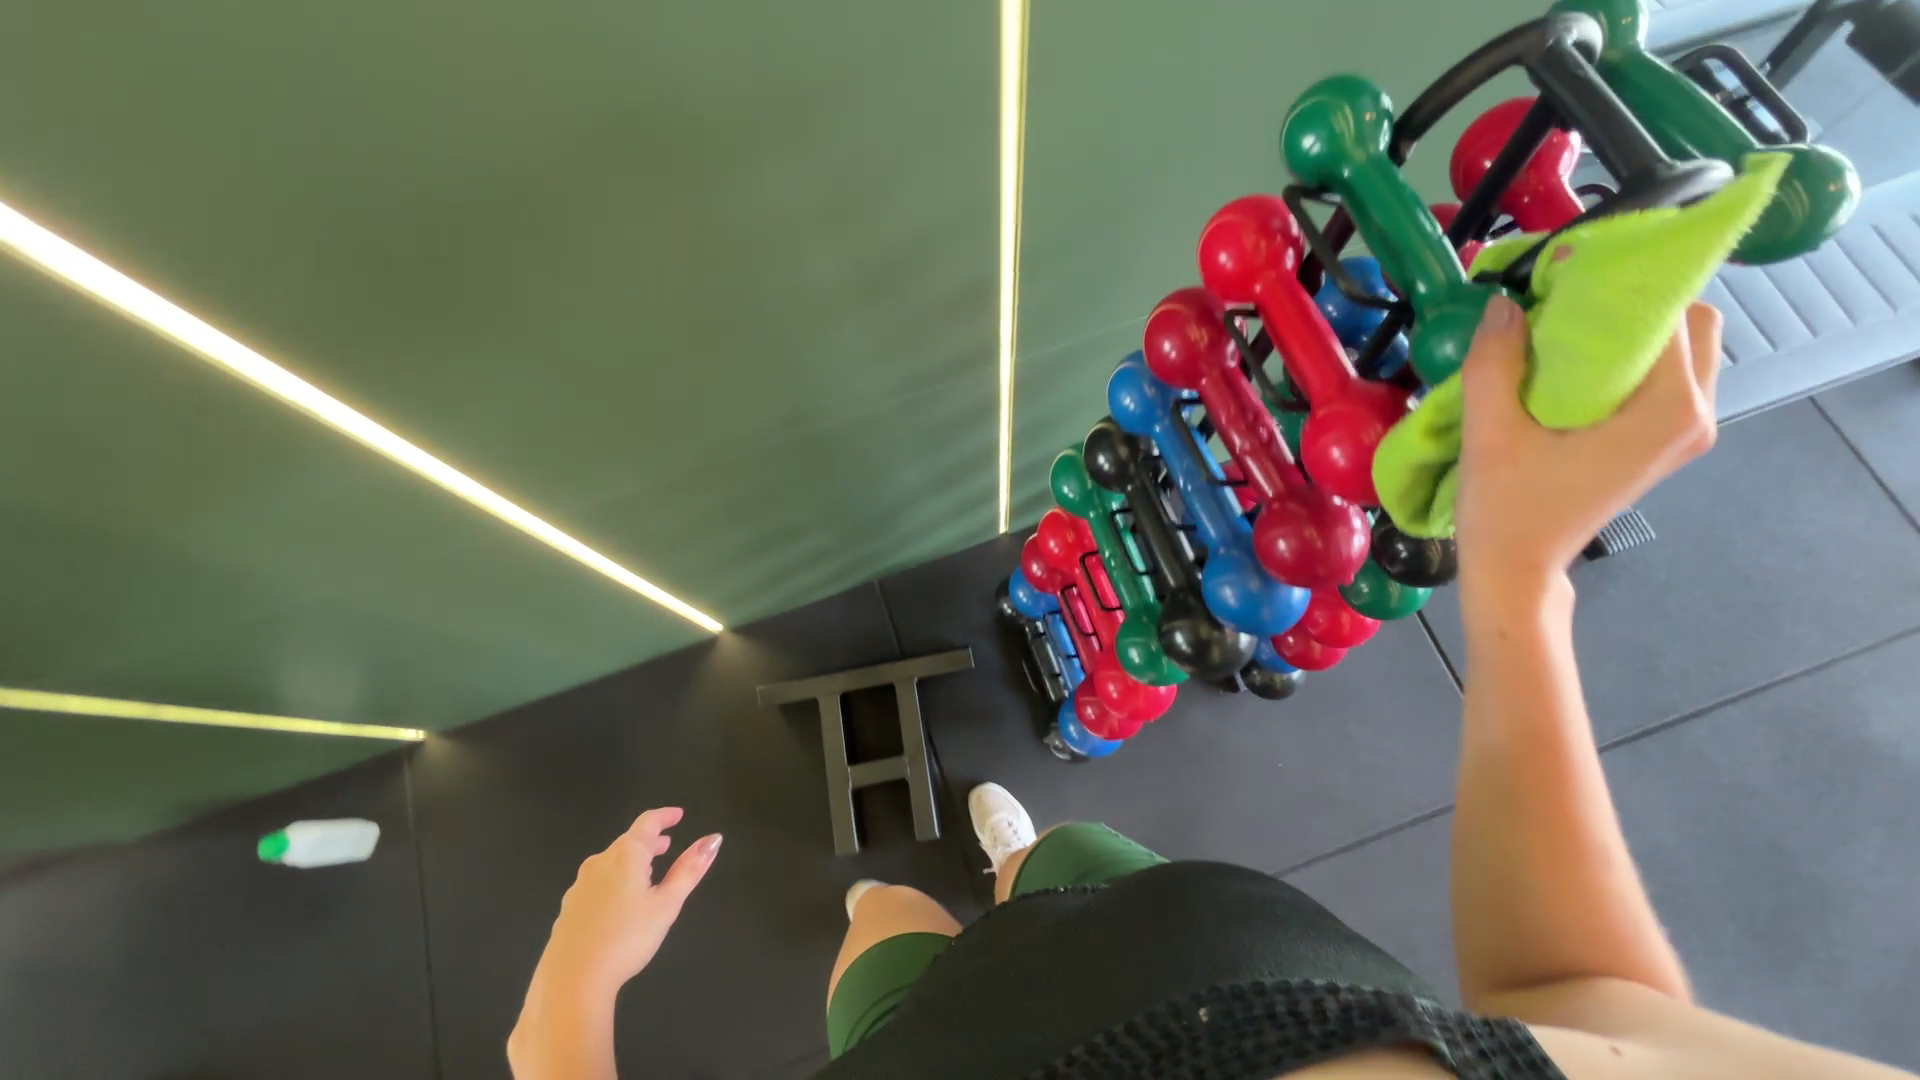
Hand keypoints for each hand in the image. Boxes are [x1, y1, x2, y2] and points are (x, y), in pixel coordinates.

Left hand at [532, 808, 721, 997]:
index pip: (647, 823)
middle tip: (667, 845)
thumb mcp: (666, 904)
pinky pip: (597, 883)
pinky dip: (615, 880)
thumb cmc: (626, 938)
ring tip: (647, 871)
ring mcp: (579, 887)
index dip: (664, 816)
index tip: (678, 815)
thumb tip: (713, 839)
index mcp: (625, 856)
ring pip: (610, 862)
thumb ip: (689, 870)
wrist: (570, 981)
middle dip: (649, 841)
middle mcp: (599, 864)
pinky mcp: (567, 910)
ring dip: (631, 861)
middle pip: (627, 842)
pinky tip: (619, 902)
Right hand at [1455, 296, 1721, 602]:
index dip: (1619, 288)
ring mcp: (1684, 433)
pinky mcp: (1662, 445)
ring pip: (1678, 353)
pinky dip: (1624, 364)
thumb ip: (1496, 364)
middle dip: (1631, 308)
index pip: (1669, 315)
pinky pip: (1661, 381)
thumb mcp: (1490, 433)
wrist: (1515, 570)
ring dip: (1628, 336)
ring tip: (1561, 341)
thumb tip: (1506, 304)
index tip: (1562, 280)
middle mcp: (1695, 416)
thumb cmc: (1505, 508)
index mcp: (1668, 410)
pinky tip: (1569, 373)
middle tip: (1563, 310)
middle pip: (1689, 327)